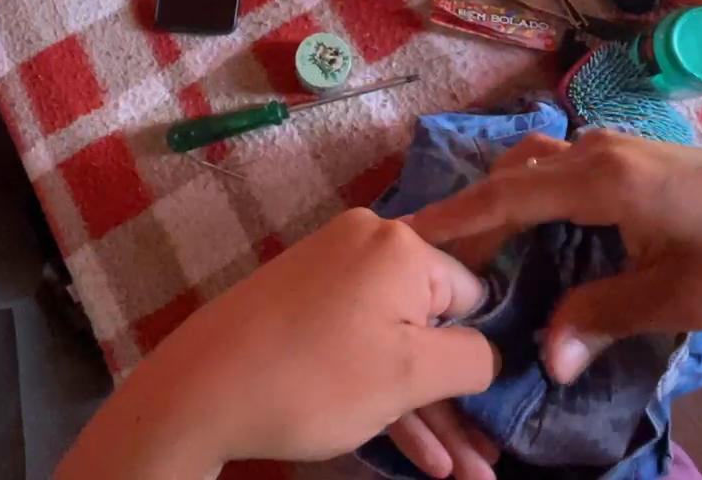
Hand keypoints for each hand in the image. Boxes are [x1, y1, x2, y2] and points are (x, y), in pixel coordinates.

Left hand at [55, 208, 499, 476]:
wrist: (207, 383)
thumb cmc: (320, 376)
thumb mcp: (410, 374)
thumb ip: (470, 357)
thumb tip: (492, 348)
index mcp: (399, 245)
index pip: (469, 291)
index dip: (480, 349)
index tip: (494, 403)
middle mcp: (367, 243)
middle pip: (431, 321)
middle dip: (459, 396)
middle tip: (486, 460)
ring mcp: (332, 270)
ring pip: (396, 340)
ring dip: (428, 406)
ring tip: (465, 473)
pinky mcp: (307, 300)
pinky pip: (361, 340)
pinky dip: (386, 389)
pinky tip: (421, 455)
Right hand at [410, 130, 701, 383]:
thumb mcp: (682, 299)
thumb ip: (603, 318)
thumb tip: (541, 358)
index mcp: (606, 179)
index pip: (509, 195)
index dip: (457, 216)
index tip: (409, 232)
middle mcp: (599, 150)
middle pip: (514, 174)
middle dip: (473, 213)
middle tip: (442, 259)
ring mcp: (615, 146)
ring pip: (534, 164)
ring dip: (501, 199)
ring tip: (481, 248)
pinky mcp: (630, 155)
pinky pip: (559, 166)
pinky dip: (530, 192)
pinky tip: (534, 228)